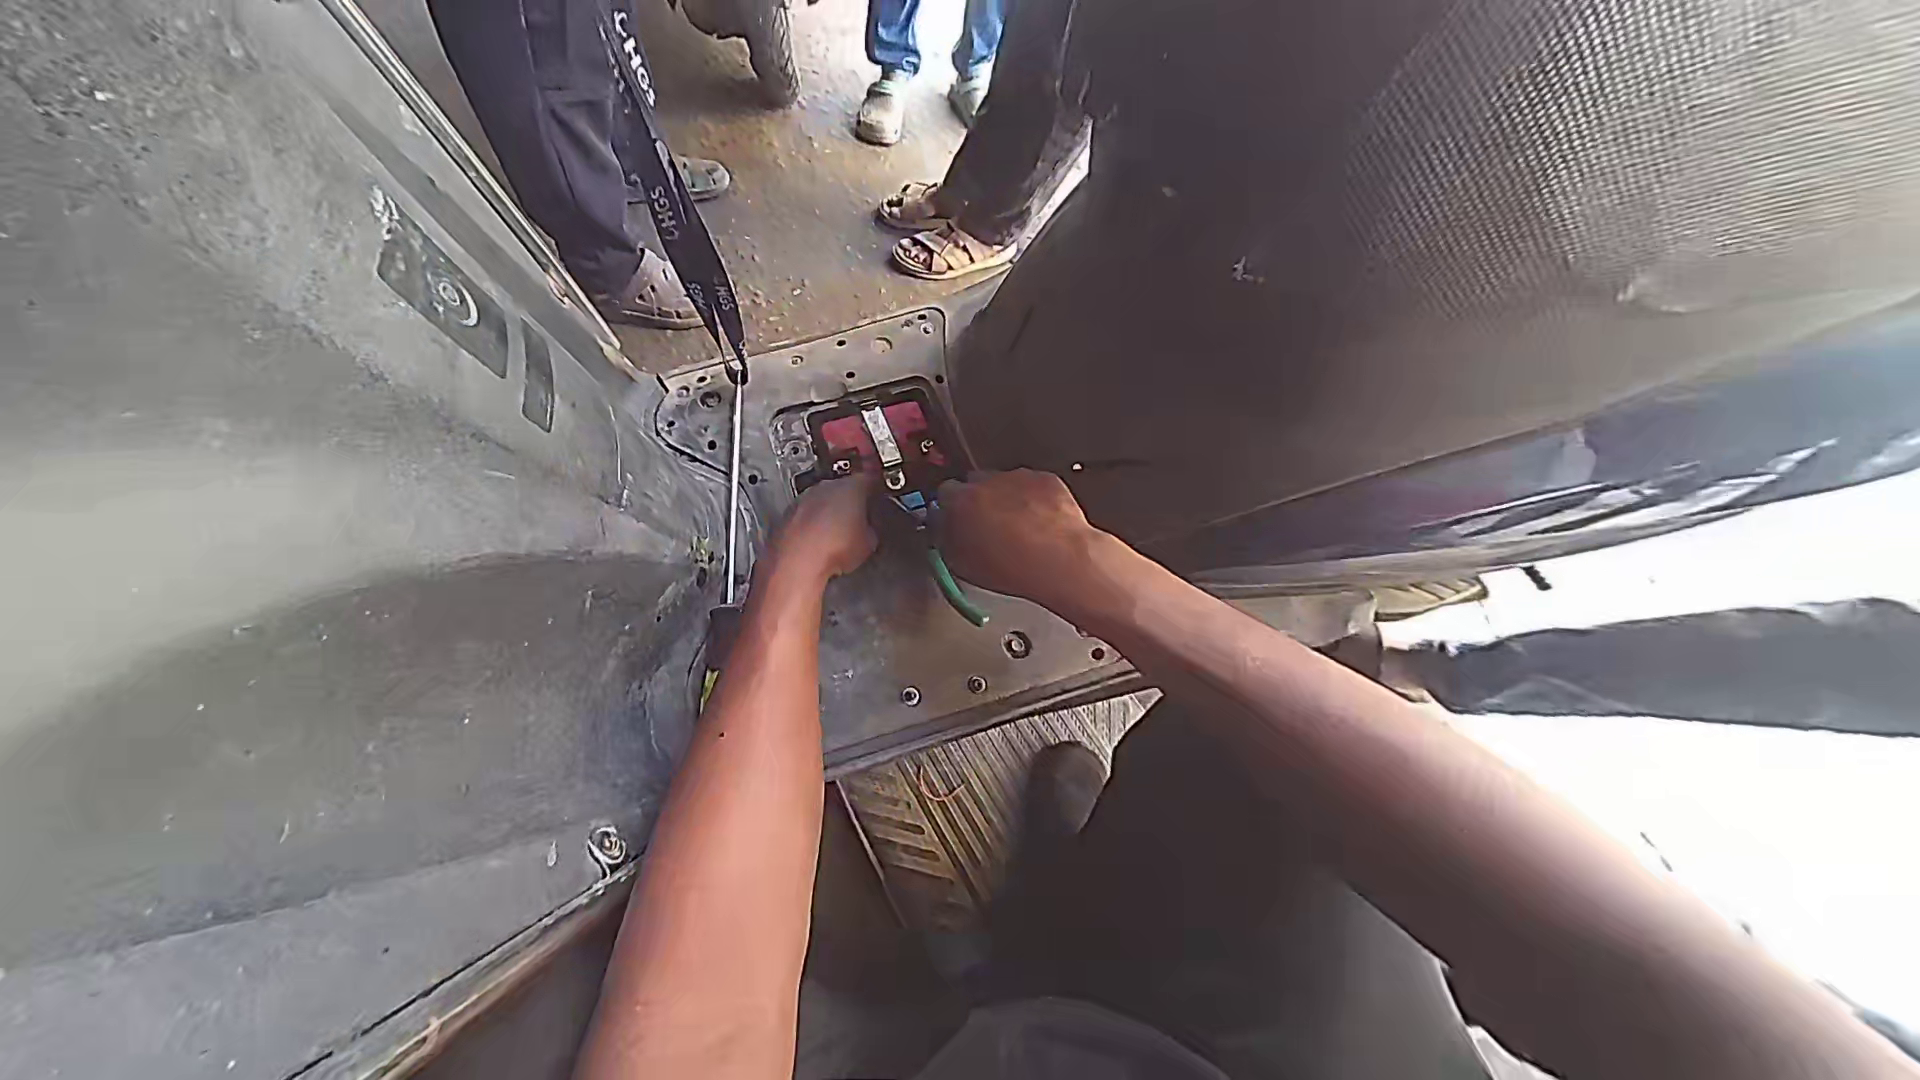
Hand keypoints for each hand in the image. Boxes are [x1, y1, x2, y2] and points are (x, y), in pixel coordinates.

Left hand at [775, 472, 877, 580]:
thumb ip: (871, 529)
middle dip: (851, 503)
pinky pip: (805, 515)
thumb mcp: (869, 542)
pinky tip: (817, 544)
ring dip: (829, 514)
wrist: (798, 562)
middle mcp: (826, 487)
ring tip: (837, 537)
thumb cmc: (832, 548)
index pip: (870, 480)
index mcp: (851, 487)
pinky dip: (812, 525)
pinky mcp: (788, 514)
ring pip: (822, 501)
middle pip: (844, 488)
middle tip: (858, 522)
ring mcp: (804, 499)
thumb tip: (868, 533)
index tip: (878, 497)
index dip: (876, 490)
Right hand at [935, 470, 1105, 603]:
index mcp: (960, 500)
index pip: (944, 493)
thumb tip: (943, 533)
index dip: (952, 509)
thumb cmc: (1014, 566)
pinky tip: (1039, 523)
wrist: (1060, 560)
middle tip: (988, 527)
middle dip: (979, 502)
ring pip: (1005, 484)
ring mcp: (1017, 478)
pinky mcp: (1044, 480)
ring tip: (1018, 530)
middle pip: (975, 484)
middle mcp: (987, 482)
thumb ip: (945, 540)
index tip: (958, 520)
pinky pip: (1032, 486)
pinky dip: (1033, 500)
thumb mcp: (961, 565)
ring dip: (1007, 500)